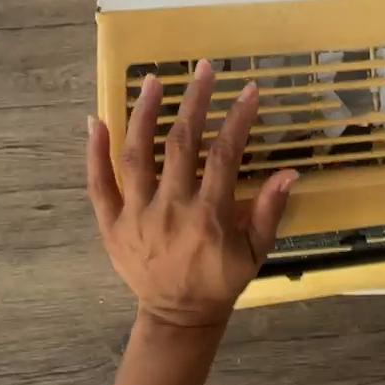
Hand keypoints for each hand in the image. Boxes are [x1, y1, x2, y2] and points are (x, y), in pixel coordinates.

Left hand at [86, 59, 298, 329]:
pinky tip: (96, 119)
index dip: (237, 119)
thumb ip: (271, 211)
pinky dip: (94, 152)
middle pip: (180, 143)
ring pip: (136, 155)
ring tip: (154, 80)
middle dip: (194, 101)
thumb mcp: (256, 251)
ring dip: (145, 114)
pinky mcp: (110, 224)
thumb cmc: (221, 279)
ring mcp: (135, 214)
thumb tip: (290, 172)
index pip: (224, 155)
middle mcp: (170, 208)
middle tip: (204, 69)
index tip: (248, 90)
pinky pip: (97, 184)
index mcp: (209, 215)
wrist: (176, 315)